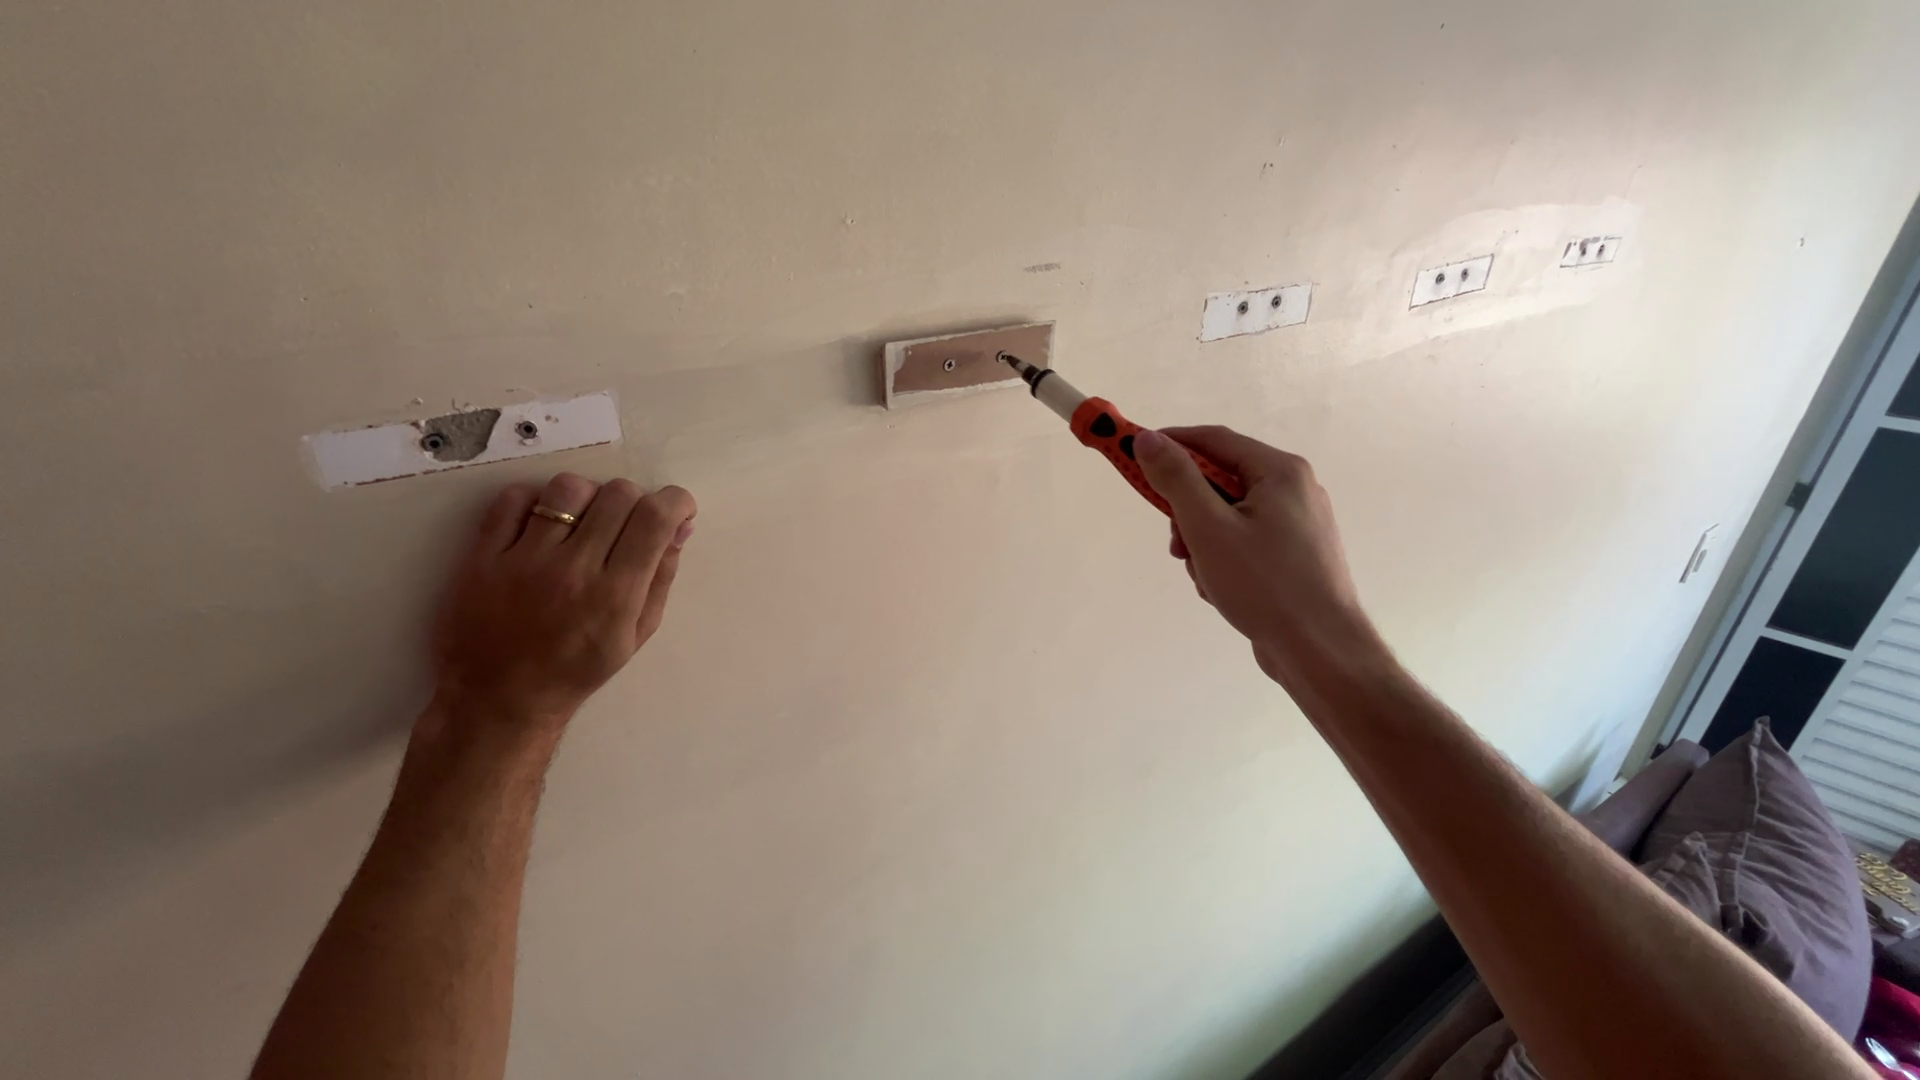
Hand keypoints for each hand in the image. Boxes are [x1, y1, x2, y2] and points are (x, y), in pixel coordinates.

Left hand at [427, 472, 696, 739]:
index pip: (655, 518)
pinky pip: (513, 498)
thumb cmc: (578, 669)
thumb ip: (661, 577)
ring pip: (568, 488)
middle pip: (618, 494)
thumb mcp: (636, 633)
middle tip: (626, 524)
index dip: (675, 502)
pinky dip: (534, 501)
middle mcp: (573, 570)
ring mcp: (524, 560)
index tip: (674, 510)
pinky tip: (540, 525)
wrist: (499, 698)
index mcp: (616, 595)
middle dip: (635, 501)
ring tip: (582, 521)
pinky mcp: (483, 555)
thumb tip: (681, 526)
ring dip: (587, 497)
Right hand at [1133, 427, 1383, 687]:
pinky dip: (1224, 559)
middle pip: (1220, 481)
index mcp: (1280, 471)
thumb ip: (1176, 479)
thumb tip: (1147, 438)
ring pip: (1228, 516)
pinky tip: (1223, 590)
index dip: (1169, 444)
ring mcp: (1299, 524)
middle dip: (1188, 511)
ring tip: (1204, 576)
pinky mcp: (1296, 555)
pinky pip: (1245, 541)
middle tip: (1176, 545)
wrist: (1321, 650)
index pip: (1213, 440)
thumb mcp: (1208, 528)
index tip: (1132, 455)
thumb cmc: (1264, 584)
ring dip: (1203, 542)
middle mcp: (1294, 489)